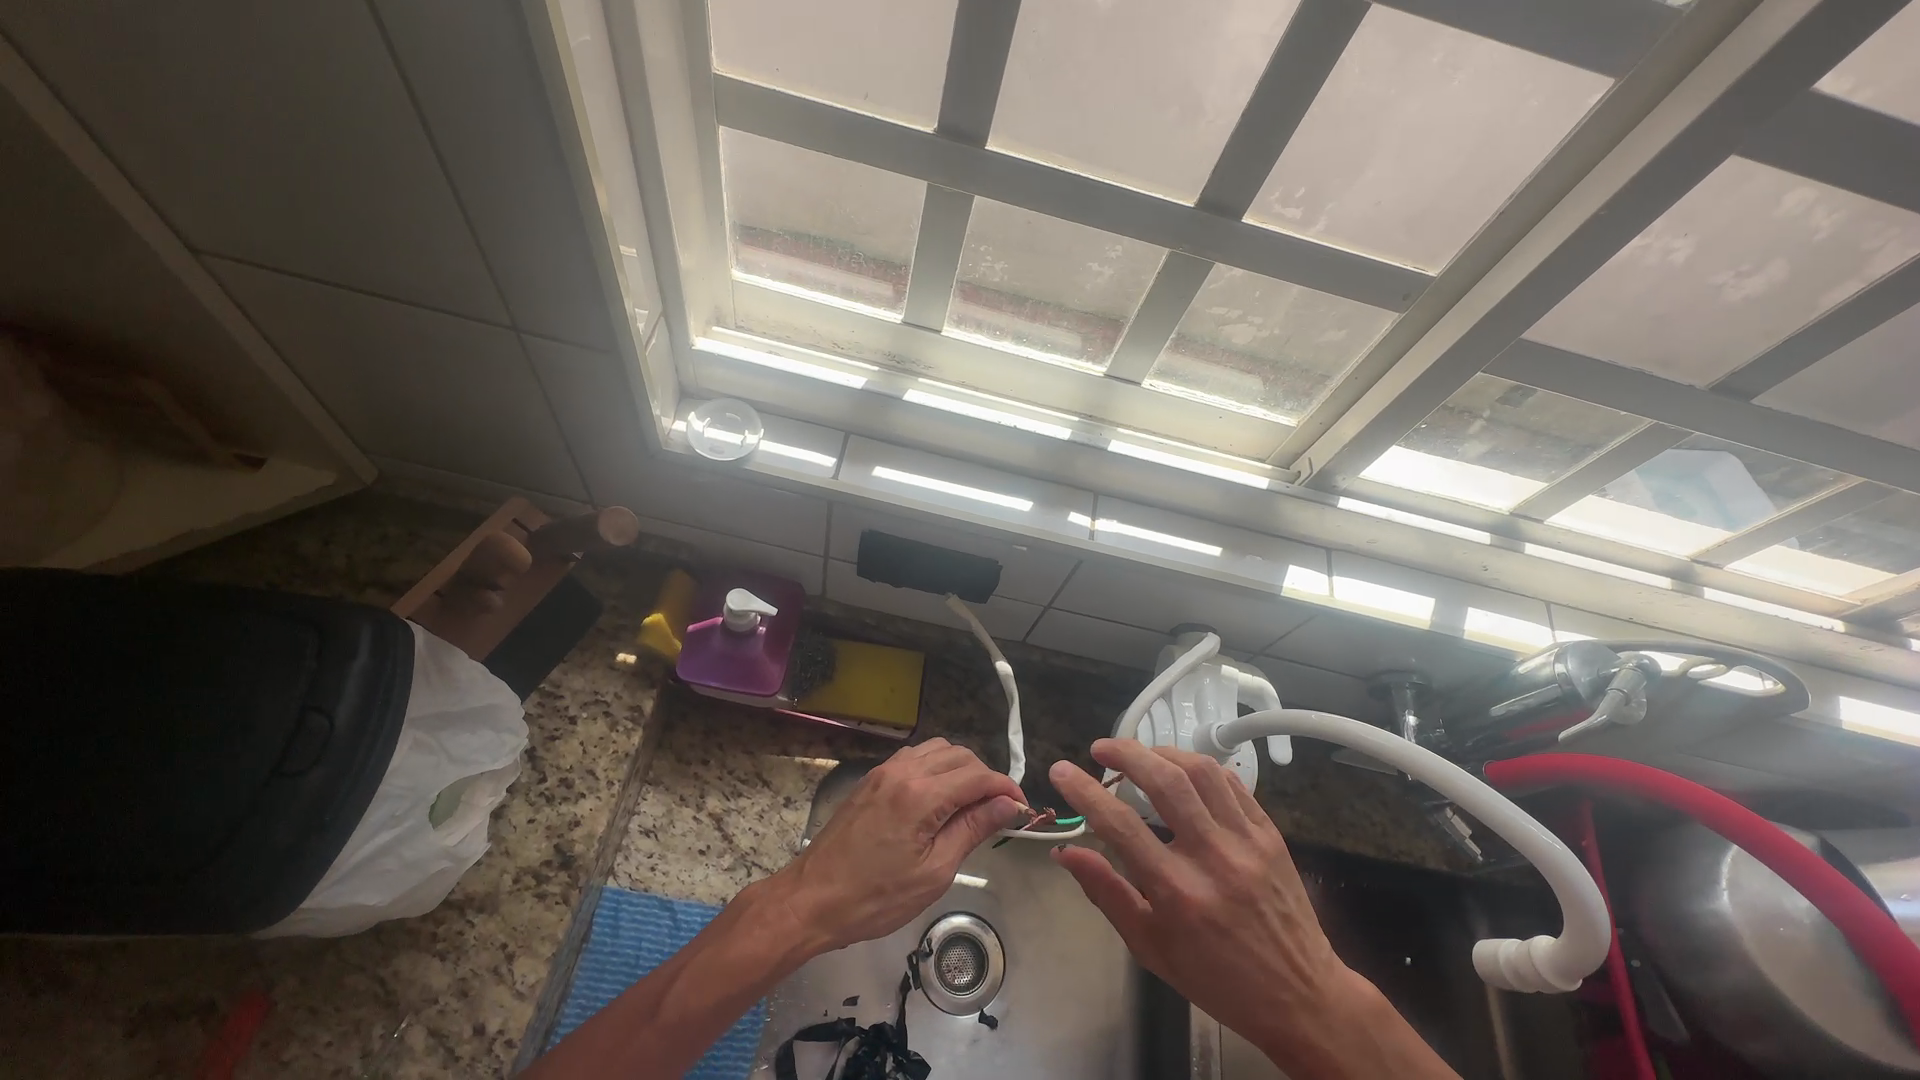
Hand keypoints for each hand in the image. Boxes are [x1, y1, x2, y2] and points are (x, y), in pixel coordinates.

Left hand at [768, 738, 1025, 952]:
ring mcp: (883, 771)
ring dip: (960, 769)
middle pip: (960, 755)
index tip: (1021, 810)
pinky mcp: (871, 780)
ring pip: (937, 750)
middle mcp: (903, 770)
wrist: (811, 900)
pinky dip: (936, 769)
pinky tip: (940, 800)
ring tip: (971, 805)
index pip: (978, 776)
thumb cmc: (875, 898)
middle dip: (985, 778)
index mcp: (921, 794)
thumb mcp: (934, 872)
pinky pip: (914, 759)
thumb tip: (1008, 805)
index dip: (1006, 789)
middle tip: (998, 811)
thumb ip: (973, 830)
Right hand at [1049, 740, 1402, 1072]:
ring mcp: (1247, 841)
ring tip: (1140, 755)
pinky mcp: (1271, 834)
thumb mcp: (1149, 946)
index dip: (1084, 791)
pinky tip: (1182, 771)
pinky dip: (1201, 768)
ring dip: (1163, 752)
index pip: (1119, 823)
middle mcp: (1212, 857)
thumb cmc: (1214, 977)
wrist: (1298, 996)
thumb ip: (1105, 892)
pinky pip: (1232, 783)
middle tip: (1101, 749)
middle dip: (1125, 753)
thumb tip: (1065, 851)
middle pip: (1164, 781)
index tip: (1061, 771)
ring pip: (1201, 771)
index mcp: (1176, 891)